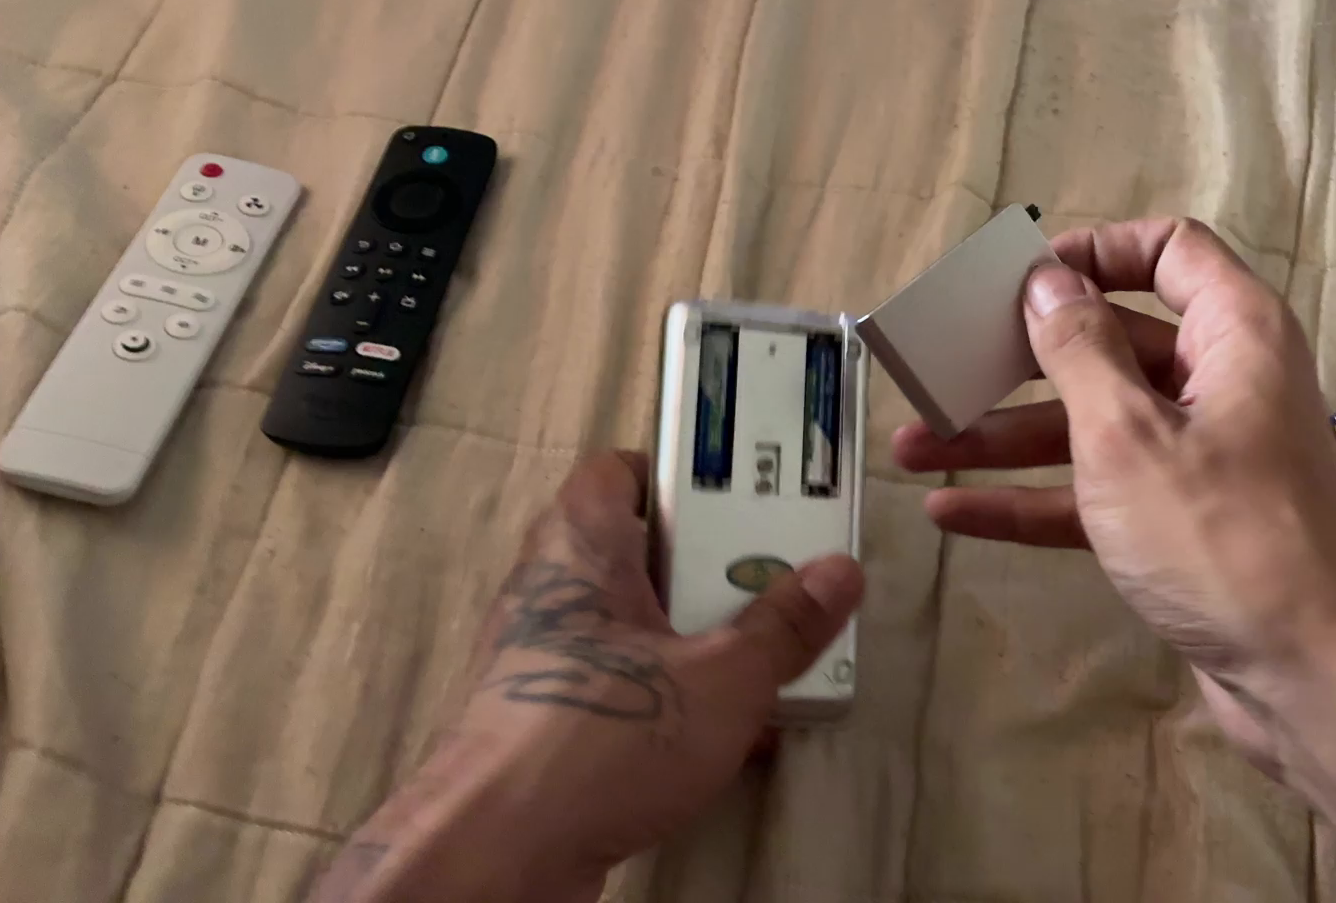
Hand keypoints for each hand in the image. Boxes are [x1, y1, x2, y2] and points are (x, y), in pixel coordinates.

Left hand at [312, 451, 864, 902]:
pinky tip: (718, 723)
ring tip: (752, 648)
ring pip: (630, 614)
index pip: (613, 472)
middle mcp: (552, 591)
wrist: (491, 866)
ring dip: (690, 626)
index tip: (731, 499)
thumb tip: (843, 571)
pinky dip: (667, 681)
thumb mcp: (723, 678)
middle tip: (763, 572)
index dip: (672, 474)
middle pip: (634, 544)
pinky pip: (618, 673)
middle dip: (704, 559)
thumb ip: (786, 624)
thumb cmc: (605, 737)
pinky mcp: (542, 717)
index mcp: (583, 550)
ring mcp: (541, 657)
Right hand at [893, 218, 1335, 767]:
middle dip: (1018, 362)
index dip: (1097, 250)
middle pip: (1106, 343)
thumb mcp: (1129, 433)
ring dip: (1002, 437)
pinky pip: (1091, 490)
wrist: (1307, 684)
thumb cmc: (1218, 534)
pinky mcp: (1171, 518)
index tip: (1026, 277)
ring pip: (1087, 424)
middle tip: (945, 368)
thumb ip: (1079, 348)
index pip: (1169, 250)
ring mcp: (1191, 455)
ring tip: (914, 448)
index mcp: (1231, 333)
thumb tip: (1045, 279)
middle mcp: (1214, 382)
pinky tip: (953, 510)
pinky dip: (1029, 497)